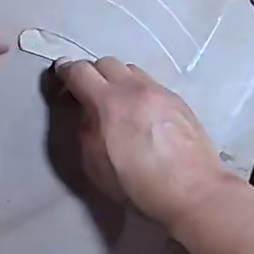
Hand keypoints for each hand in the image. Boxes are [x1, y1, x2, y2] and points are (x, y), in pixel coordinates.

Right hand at [59, 58, 237, 233]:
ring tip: (117, 102)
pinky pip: (151, 85)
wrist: (192, 190)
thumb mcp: (95, 164)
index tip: (61, 74)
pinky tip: (142, 114)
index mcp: (109, 102)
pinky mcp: (179, 101)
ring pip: (131, 70)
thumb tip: (89, 113)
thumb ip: (86, 131)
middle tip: (88, 93)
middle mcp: (134, 89)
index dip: (66, 71)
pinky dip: (139, 91)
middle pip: (106, 62)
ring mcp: (160, 92)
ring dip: (118, 80)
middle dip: (92, 74)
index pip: (80, 71)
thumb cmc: (137, 184)